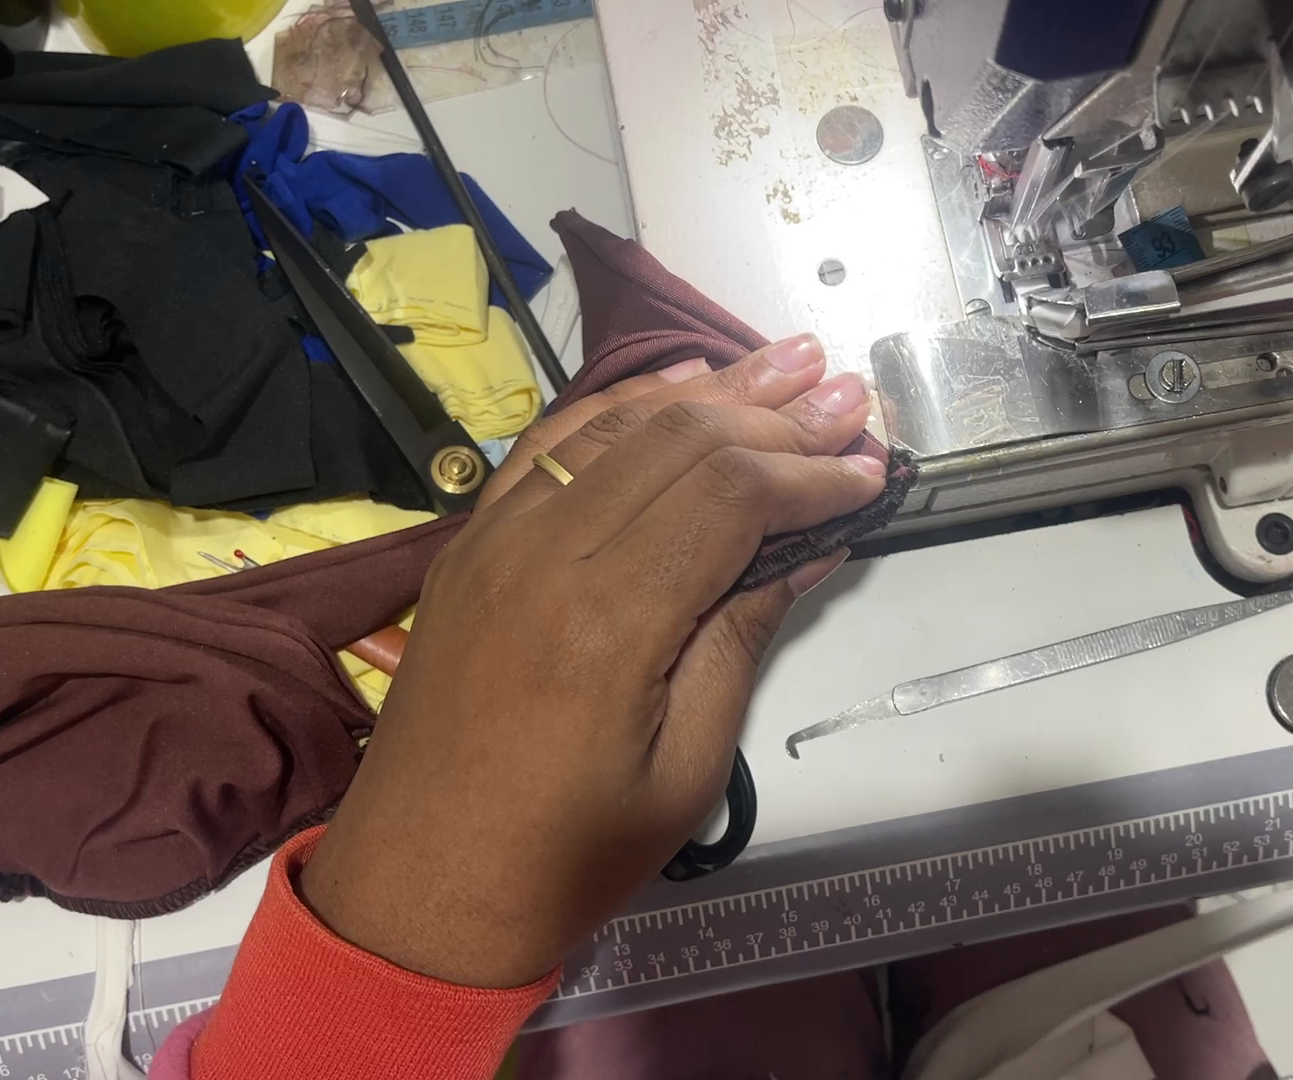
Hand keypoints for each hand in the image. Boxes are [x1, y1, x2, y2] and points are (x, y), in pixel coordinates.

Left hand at [299, 336, 881, 986]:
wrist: (422, 889)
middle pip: (683, 442)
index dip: (810, 475)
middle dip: (778, 415)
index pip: (731, 497)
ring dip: (713, 389)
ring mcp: (499, 534)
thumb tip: (810, 547)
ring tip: (787, 362)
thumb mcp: (687, 764)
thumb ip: (744, 634)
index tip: (869, 471)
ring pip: (622, 425)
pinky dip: (626, 405)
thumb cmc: (569, 853)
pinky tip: (681, 382)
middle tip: (847, 395)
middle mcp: (549, 550)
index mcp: (611, 618)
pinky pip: (555, 443)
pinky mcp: (474, 539)